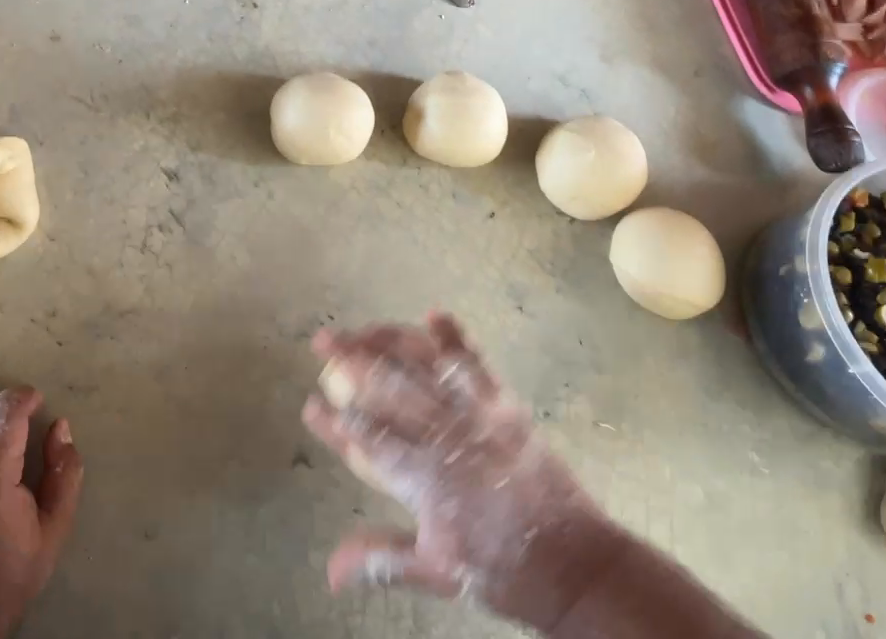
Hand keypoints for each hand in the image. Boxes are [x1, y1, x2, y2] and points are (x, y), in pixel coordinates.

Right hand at [301, 314, 618, 626]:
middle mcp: (449, 437)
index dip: (337, 423)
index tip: (310, 406)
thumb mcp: (438, 571)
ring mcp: (479, 415)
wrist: (575, 563)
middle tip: (322, 344)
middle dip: (352, 361)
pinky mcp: (506, 405)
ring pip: (425, 366)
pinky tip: (434, 314)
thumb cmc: (502, 569)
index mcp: (428, 479)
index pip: (370, 441)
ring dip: (390, 341)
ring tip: (361, 328)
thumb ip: (382, 559)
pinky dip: (454, 338)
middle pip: (391, 387)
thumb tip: (328, 572)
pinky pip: (475, 364)